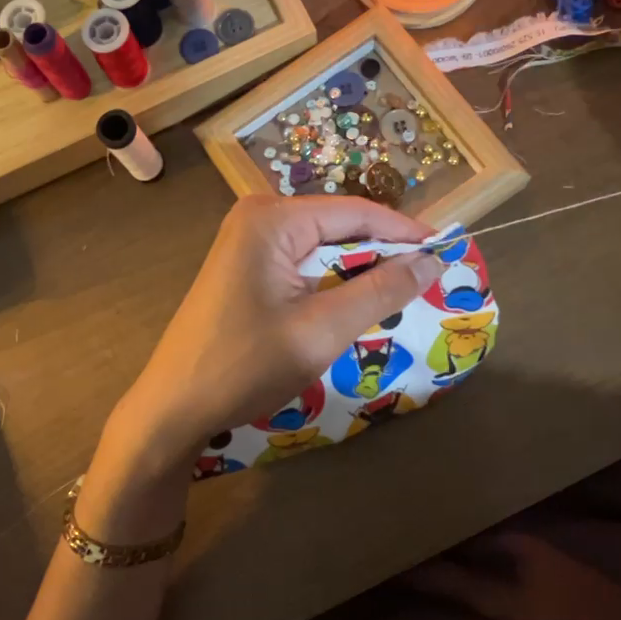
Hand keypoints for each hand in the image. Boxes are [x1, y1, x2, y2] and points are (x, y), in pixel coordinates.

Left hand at [78, 196, 441, 536]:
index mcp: (272, 218)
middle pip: (339, 226)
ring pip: (322, 248)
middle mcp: (257, 216)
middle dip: (382, 253)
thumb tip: (431, 261)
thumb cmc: (245, 366)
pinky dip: (331, 284)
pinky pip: (301, 265)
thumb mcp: (321, 330)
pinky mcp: (242, 268)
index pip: (356, 212)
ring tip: (399, 297)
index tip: (447, 253)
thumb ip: (379, 291)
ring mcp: (246, 241)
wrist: (173, 407)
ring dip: (358, 272)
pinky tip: (352, 307)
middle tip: (427, 282)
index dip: (405, 232)